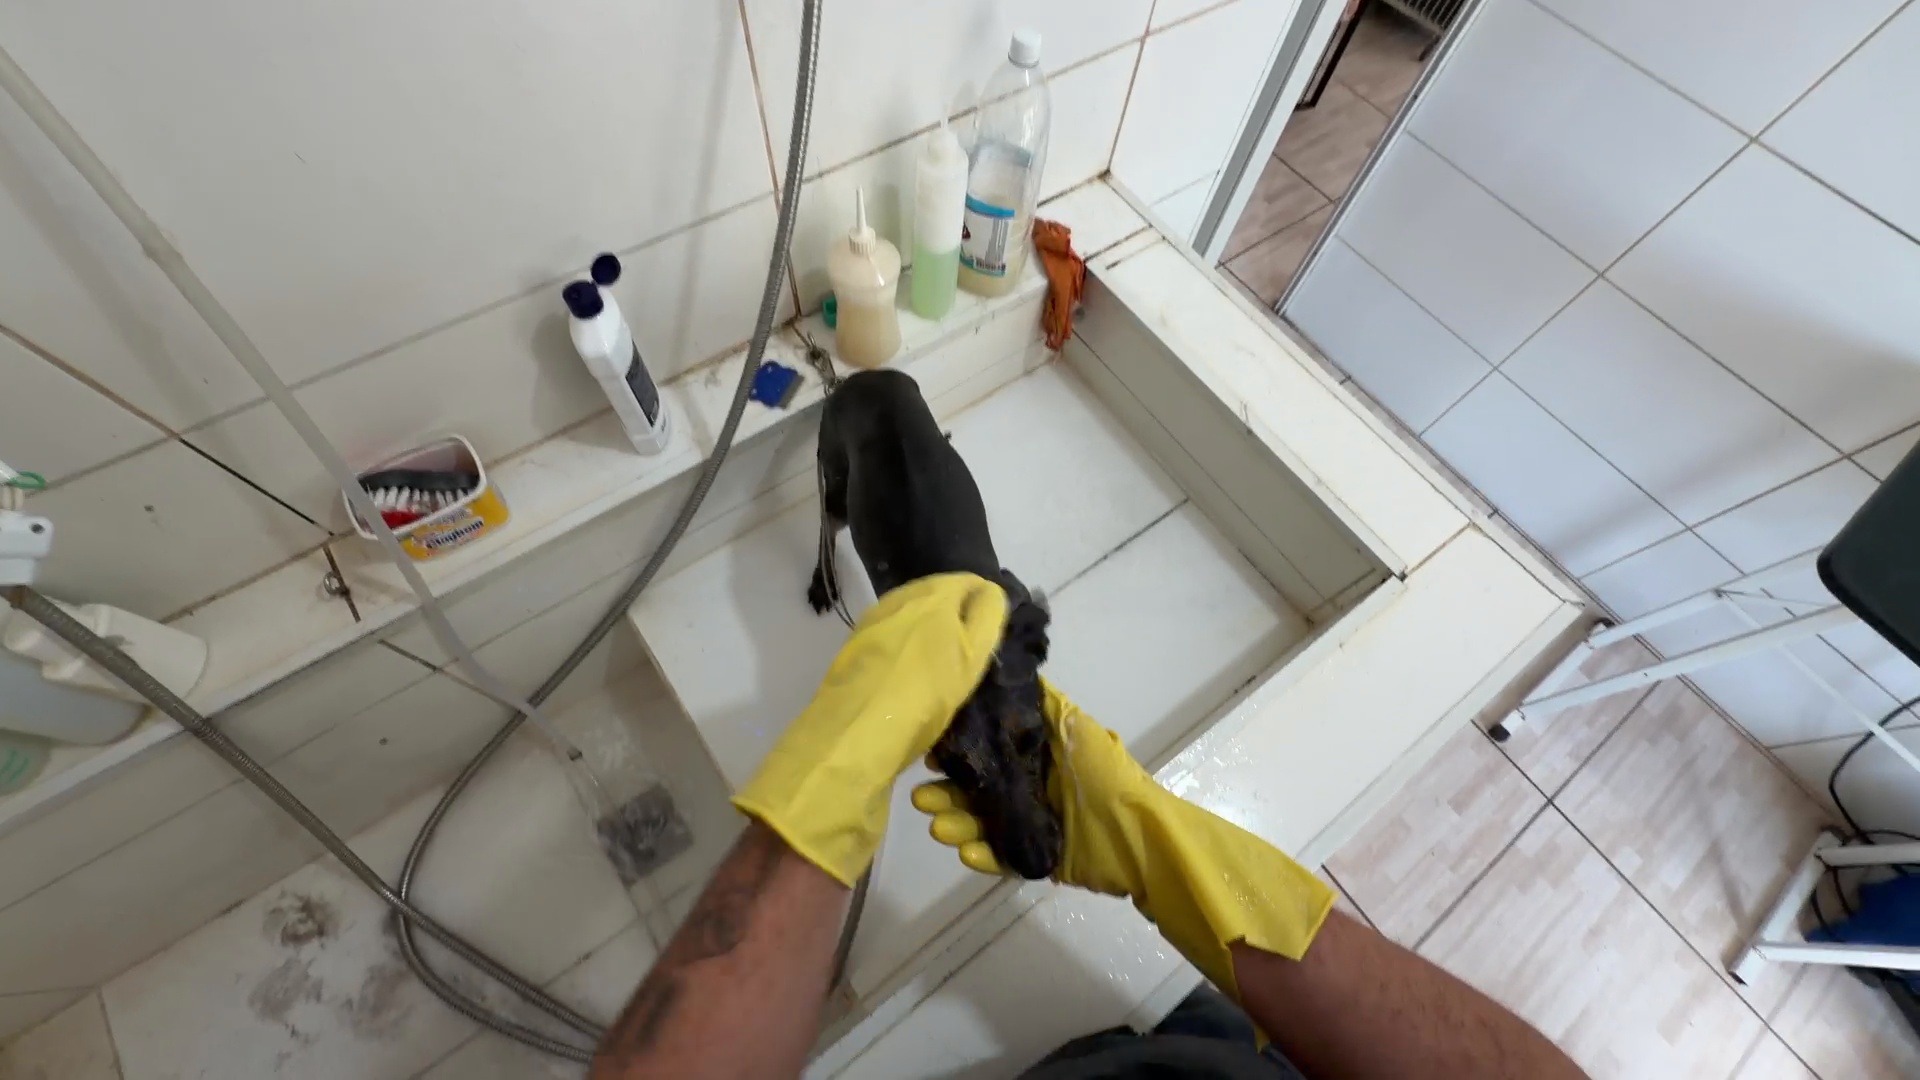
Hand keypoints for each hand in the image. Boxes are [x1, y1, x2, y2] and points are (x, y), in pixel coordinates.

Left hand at [732, 573, 1007, 886]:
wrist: (849, 745)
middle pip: (940, 599)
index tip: (998, 636)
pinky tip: (918, 688)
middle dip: (960, 621)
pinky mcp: (856, 657)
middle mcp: (897, 602)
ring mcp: (872, 628)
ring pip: (916, 624)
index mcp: (929, 595)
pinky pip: (895, 648)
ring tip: (951, 676)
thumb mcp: (968, 657)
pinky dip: (911, 660)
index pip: (968, 583)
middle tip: (979, 658)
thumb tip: (989, 590)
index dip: (987, 604)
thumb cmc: (920, 698)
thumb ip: (985, 617)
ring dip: (935, 641)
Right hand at [912, 680, 1333, 1001]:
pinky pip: (1004, 856)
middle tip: (920, 796)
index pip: (989, 753)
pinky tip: (965, 851)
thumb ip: (1046, 704)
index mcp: (1036, 756)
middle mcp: (1029, 787)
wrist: (1142, 836)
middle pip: (980, 789)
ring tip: (936, 825)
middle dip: (949, 793)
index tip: (932, 753)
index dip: (961, 753)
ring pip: (986, 823)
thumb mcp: (1078, 728)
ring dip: (959, 823)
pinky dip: (984, 855)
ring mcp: (1032, 823)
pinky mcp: (1038, 856)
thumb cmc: (1108, 777)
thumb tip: (1012, 671)